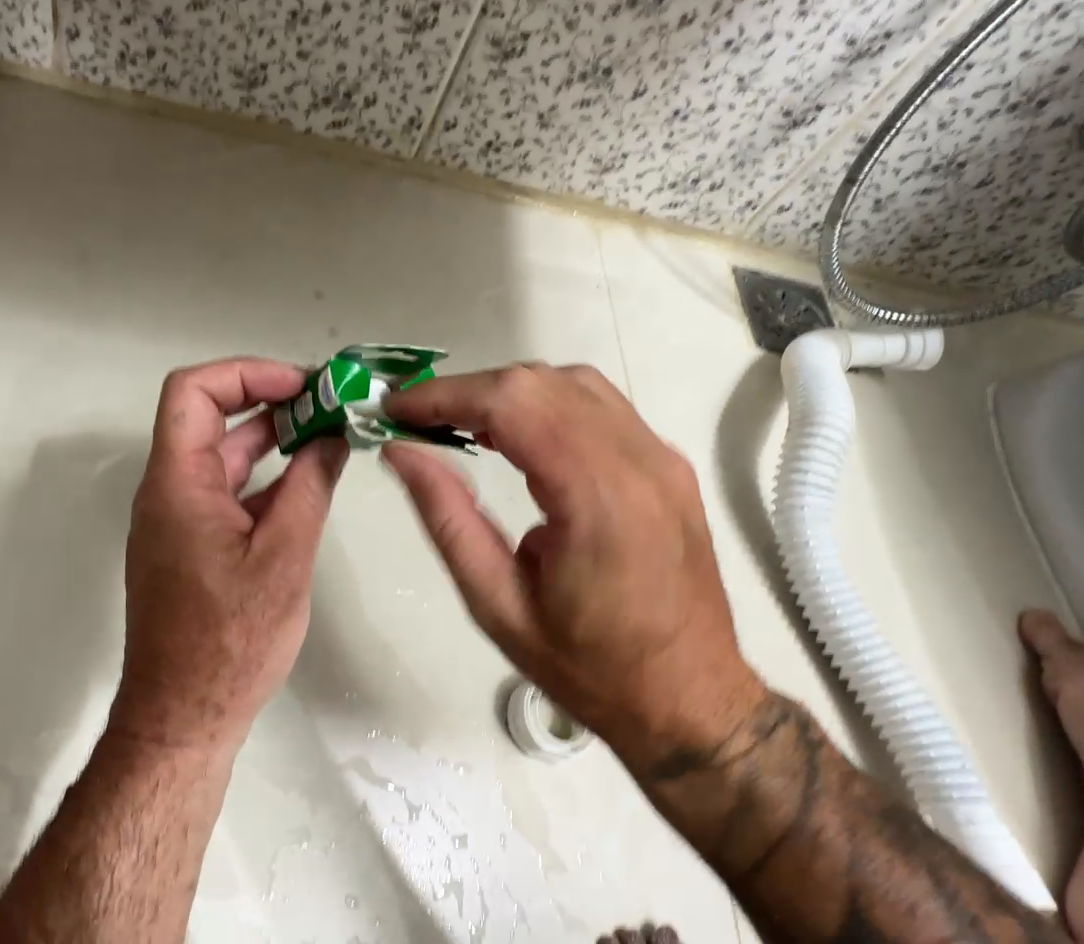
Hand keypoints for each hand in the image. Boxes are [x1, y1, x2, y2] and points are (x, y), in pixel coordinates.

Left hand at [111, 358, 348, 752]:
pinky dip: (263, 480)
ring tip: (329, 434)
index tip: (303, 385)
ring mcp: (176, 521)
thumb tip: (334, 436)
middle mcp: (168, 492)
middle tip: (331, 403)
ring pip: (221, 458)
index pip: (194, 392)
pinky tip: (307, 484)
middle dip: (270, 401)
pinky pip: (225, 494)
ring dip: (271, 441)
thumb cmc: (230, 640)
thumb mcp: (284, 558)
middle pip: (209, 419)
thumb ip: (309, 487)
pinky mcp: (189, 548)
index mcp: (178, 483)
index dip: (246, 373)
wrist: (183, 717)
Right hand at [381, 363, 764, 771]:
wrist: (689, 700)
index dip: (445, 395)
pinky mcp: (669, 465)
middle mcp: (639, 460)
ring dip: (509, 392)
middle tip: (419, 421)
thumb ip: (446, 517)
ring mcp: (662, 458)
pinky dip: (547, 403)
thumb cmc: (587, 667)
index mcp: (597, 497)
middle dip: (470, 391)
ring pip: (574, 383)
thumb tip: (400, 452)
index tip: (394, 409)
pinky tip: (517, 436)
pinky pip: (601, 406)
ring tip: (462, 426)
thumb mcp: (496, 603)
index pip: (512, 403)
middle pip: (541, 383)